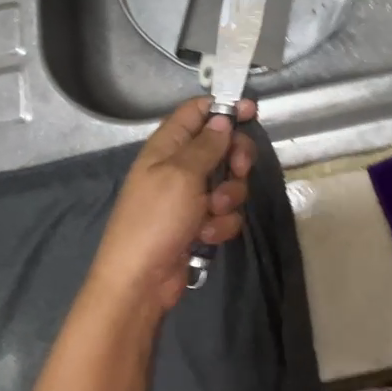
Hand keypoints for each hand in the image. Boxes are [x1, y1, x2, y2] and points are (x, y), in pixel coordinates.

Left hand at [90, 97, 257, 311]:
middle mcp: (179, 165)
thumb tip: (221, 118)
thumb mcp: (182, 174)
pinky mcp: (198, 223)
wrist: (140, 283)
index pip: (197, 111)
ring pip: (228, 182)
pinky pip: (224, 213)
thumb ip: (206, 144)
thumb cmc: (156, 219)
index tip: (251, 112)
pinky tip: (205, 237)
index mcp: (167, 145)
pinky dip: (220, 224)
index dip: (223, 107)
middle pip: (221, 145)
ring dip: (228, 197)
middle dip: (235, 158)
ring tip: (212, 213)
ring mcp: (189, 196)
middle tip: (238, 169)